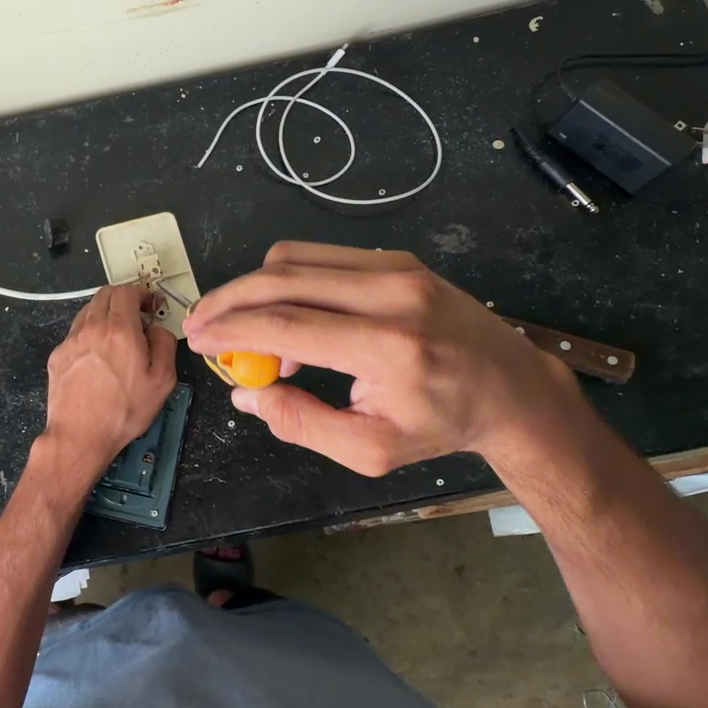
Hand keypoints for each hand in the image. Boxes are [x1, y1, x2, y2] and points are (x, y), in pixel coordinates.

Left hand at [43, 284, 178, 467]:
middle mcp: (91, 328)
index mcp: (119, 330)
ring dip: (105, 313)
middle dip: (124, 298)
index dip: (142, 293)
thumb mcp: (162, 381)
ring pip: (88, 311)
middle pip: (105, 294)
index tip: (150, 305)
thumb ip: (165, 344)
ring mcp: (71, 341)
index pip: (127, 291)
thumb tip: (157, 329)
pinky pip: (76, 332)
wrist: (79, 435)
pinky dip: (90, 333)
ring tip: (118, 335)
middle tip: (137, 315)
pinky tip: (98, 355)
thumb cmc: (123, 411)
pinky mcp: (58, 355)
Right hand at [182, 242, 576, 474]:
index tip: (197, 340)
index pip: (286, 325)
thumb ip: (301, 423)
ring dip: (252, 289)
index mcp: (388, 349)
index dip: (230, 330)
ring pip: (293, 259)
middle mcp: (391, 295)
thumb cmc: (440, 425)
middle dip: (227, 301)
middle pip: (280, 279)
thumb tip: (246, 393)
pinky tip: (284, 316)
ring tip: (244, 330)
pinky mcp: (396, 258)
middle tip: (198, 325)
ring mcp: (396, 268)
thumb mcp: (370, 449)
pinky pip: (317, 257)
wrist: (510, 386)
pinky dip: (284, 282)